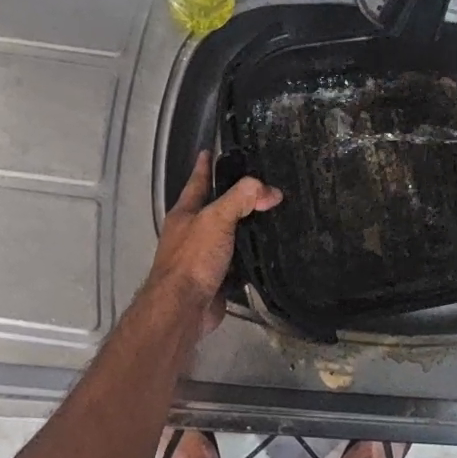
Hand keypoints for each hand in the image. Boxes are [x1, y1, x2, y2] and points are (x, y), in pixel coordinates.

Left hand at [146, 151, 281, 332]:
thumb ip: (242, 199)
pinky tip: (267, 251)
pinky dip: (251, 255)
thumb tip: (272, 192)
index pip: (196, 182)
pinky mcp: (216, 278)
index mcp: (185, 214)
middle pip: (213, 208)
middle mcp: (191, 233)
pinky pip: (237, 260)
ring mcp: (202, 257)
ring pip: (228, 235)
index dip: (204, 166)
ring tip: (269, 215)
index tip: (209, 150)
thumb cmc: (193, 258)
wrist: (183, 307)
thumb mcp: (217, 218)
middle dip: (231, 197)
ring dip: (244, 227)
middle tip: (257, 186)